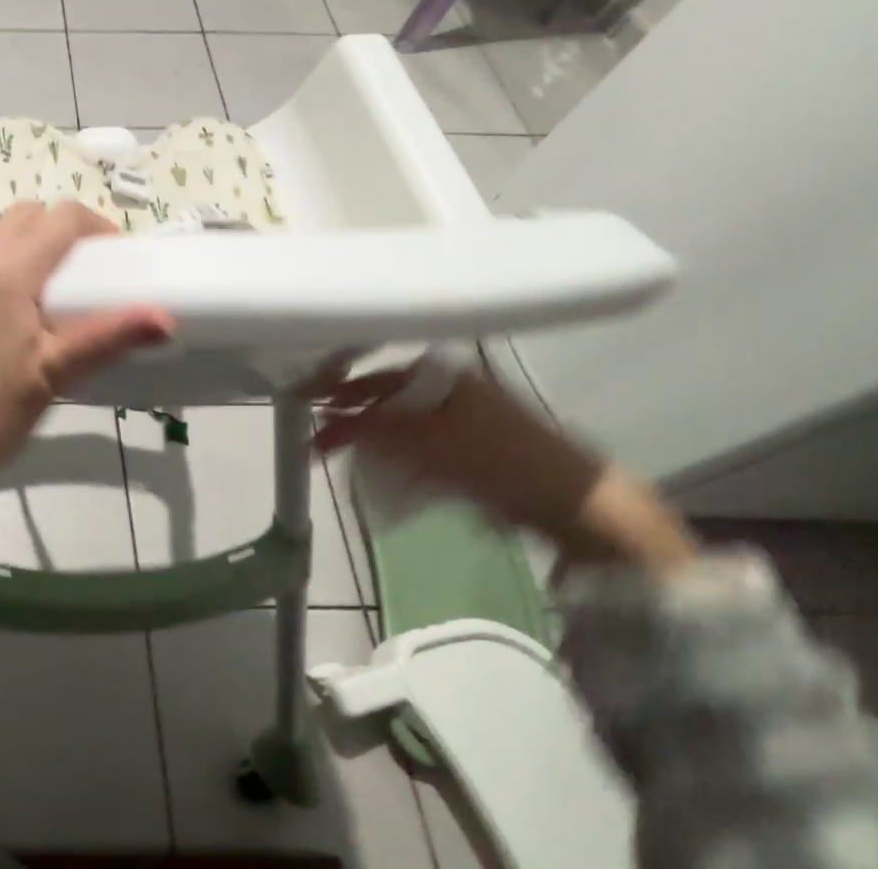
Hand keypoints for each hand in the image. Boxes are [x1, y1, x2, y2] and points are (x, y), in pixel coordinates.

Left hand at [0, 203, 173, 475]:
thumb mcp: (55, 374)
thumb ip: (108, 337)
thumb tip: (164, 318)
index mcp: (8, 271)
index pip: (59, 218)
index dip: (92, 225)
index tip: (108, 254)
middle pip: (20, 215)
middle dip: (52, 231)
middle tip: (69, 272)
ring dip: (3, 237)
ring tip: (18, 276)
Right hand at [314, 368, 693, 572]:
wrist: (572, 501)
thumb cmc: (496, 458)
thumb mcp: (425, 440)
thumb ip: (371, 426)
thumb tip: (323, 416)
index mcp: (444, 376)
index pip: (375, 377)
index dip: (339, 392)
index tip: (305, 407)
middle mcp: (453, 390)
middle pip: (387, 401)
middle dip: (353, 422)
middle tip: (320, 445)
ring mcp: (466, 420)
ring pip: (402, 427)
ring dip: (374, 443)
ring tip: (348, 461)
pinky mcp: (474, 451)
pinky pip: (421, 449)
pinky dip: (399, 459)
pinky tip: (386, 474)